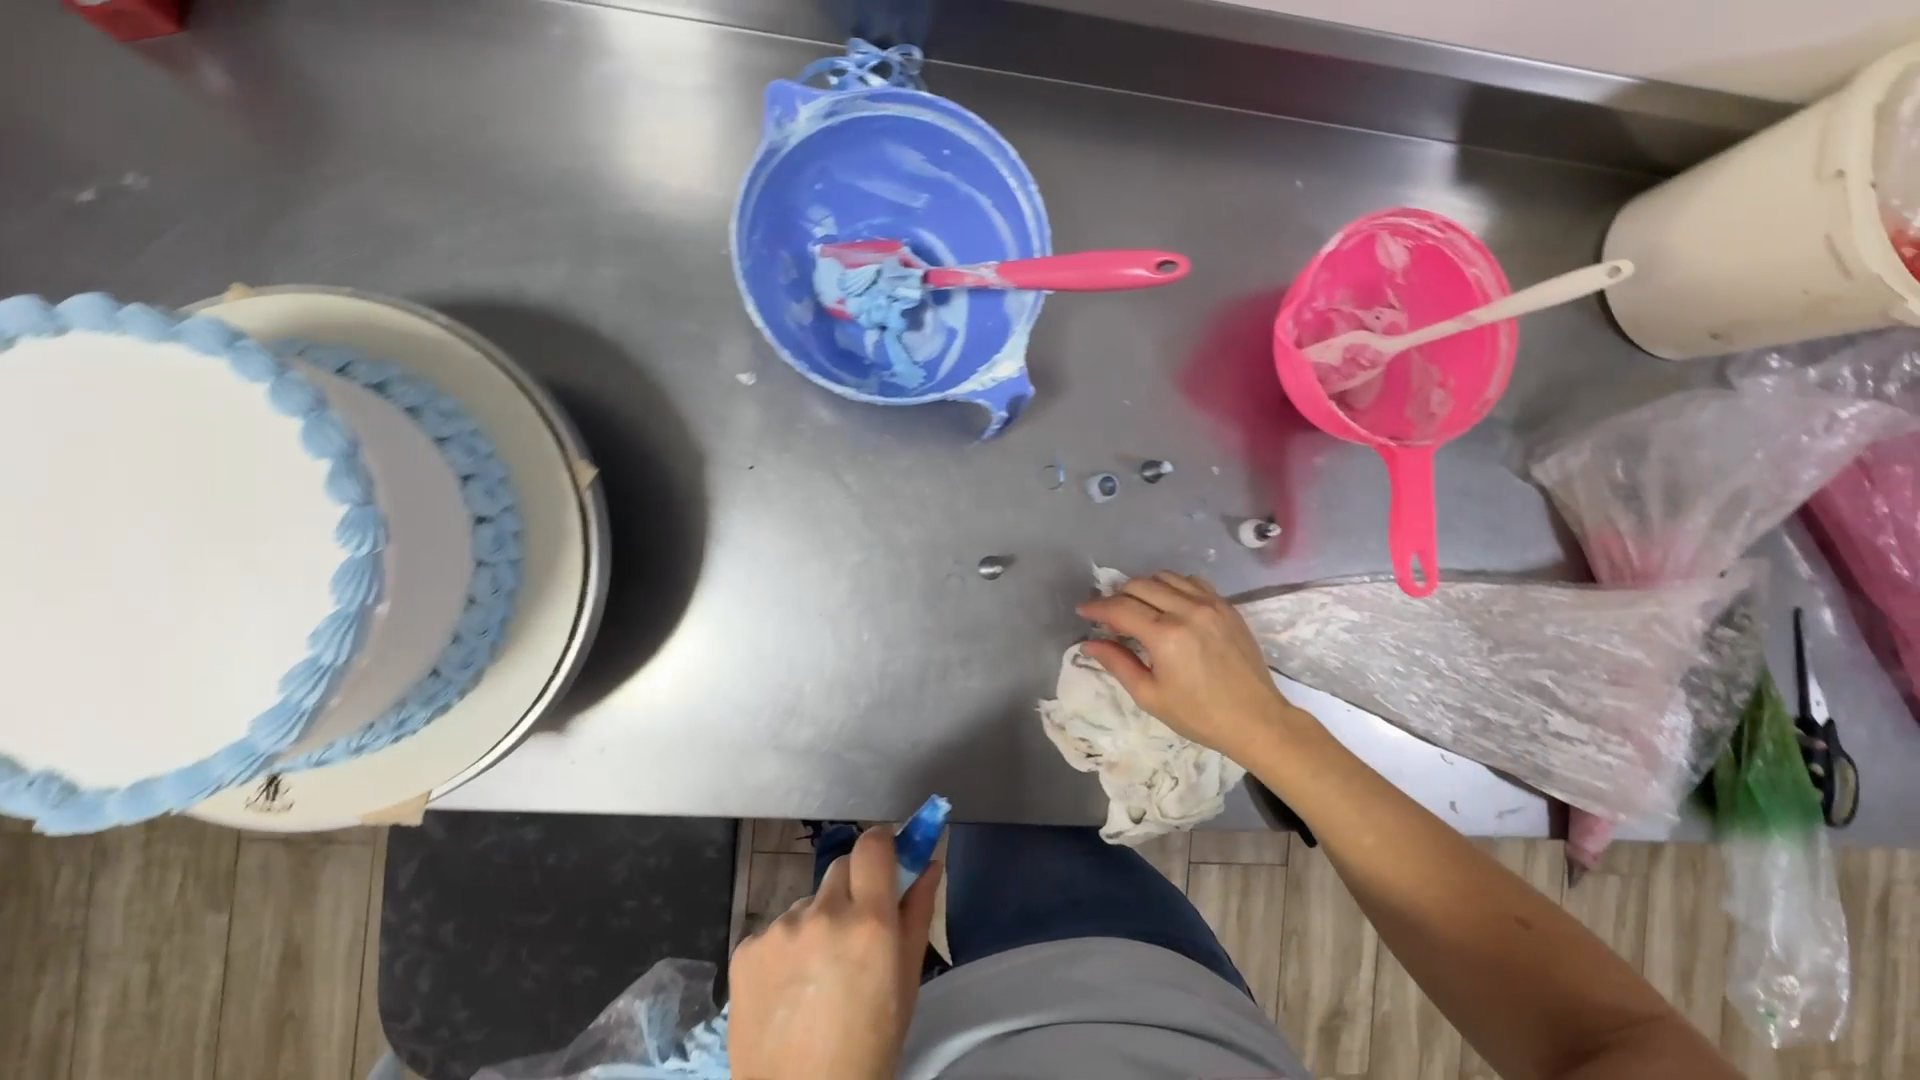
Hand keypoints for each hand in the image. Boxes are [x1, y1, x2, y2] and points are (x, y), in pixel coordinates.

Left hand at [728, 827, 940, 1079]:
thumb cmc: (870, 1045)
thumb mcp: (906, 981)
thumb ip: (918, 912)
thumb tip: (929, 862)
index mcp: (870, 922)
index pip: (873, 844)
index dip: (882, 845)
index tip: (888, 858)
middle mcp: (822, 914)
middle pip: (841, 868)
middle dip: (853, 889)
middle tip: (856, 932)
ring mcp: (778, 930)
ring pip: (807, 903)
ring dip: (817, 923)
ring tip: (817, 976)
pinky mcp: (745, 949)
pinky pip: (774, 931)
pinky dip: (785, 950)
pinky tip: (788, 989)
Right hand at [1077, 571, 1305, 759]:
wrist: (1256, 719)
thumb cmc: (1199, 715)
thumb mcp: (1150, 695)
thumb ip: (1118, 663)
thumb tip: (1089, 644)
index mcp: (1166, 636)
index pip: (1120, 608)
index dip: (1096, 608)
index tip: (1082, 612)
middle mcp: (1188, 610)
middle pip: (1140, 586)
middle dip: (1117, 596)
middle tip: (1108, 616)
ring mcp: (1211, 604)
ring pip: (1165, 577)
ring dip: (1144, 588)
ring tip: (1137, 608)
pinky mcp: (1227, 606)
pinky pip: (1192, 582)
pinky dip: (1173, 586)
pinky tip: (1168, 604)